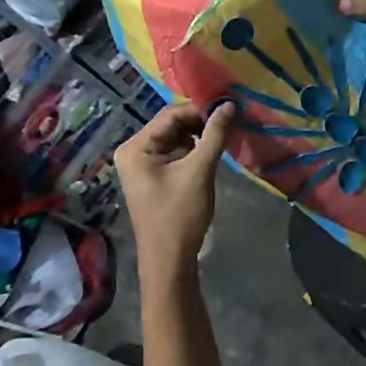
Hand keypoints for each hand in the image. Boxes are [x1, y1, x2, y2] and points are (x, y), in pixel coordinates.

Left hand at [115, 102, 235, 275]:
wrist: (169, 261)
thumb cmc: (180, 215)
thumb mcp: (199, 171)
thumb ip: (215, 135)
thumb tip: (231, 104)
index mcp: (135, 147)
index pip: (171, 115)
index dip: (200, 109)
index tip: (230, 109)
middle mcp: (133, 151)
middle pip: (172, 125)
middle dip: (201, 122)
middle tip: (231, 121)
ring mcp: (142, 165)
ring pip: (176, 138)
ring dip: (200, 135)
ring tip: (227, 133)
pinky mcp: (154, 176)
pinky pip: (176, 152)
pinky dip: (195, 149)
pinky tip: (214, 149)